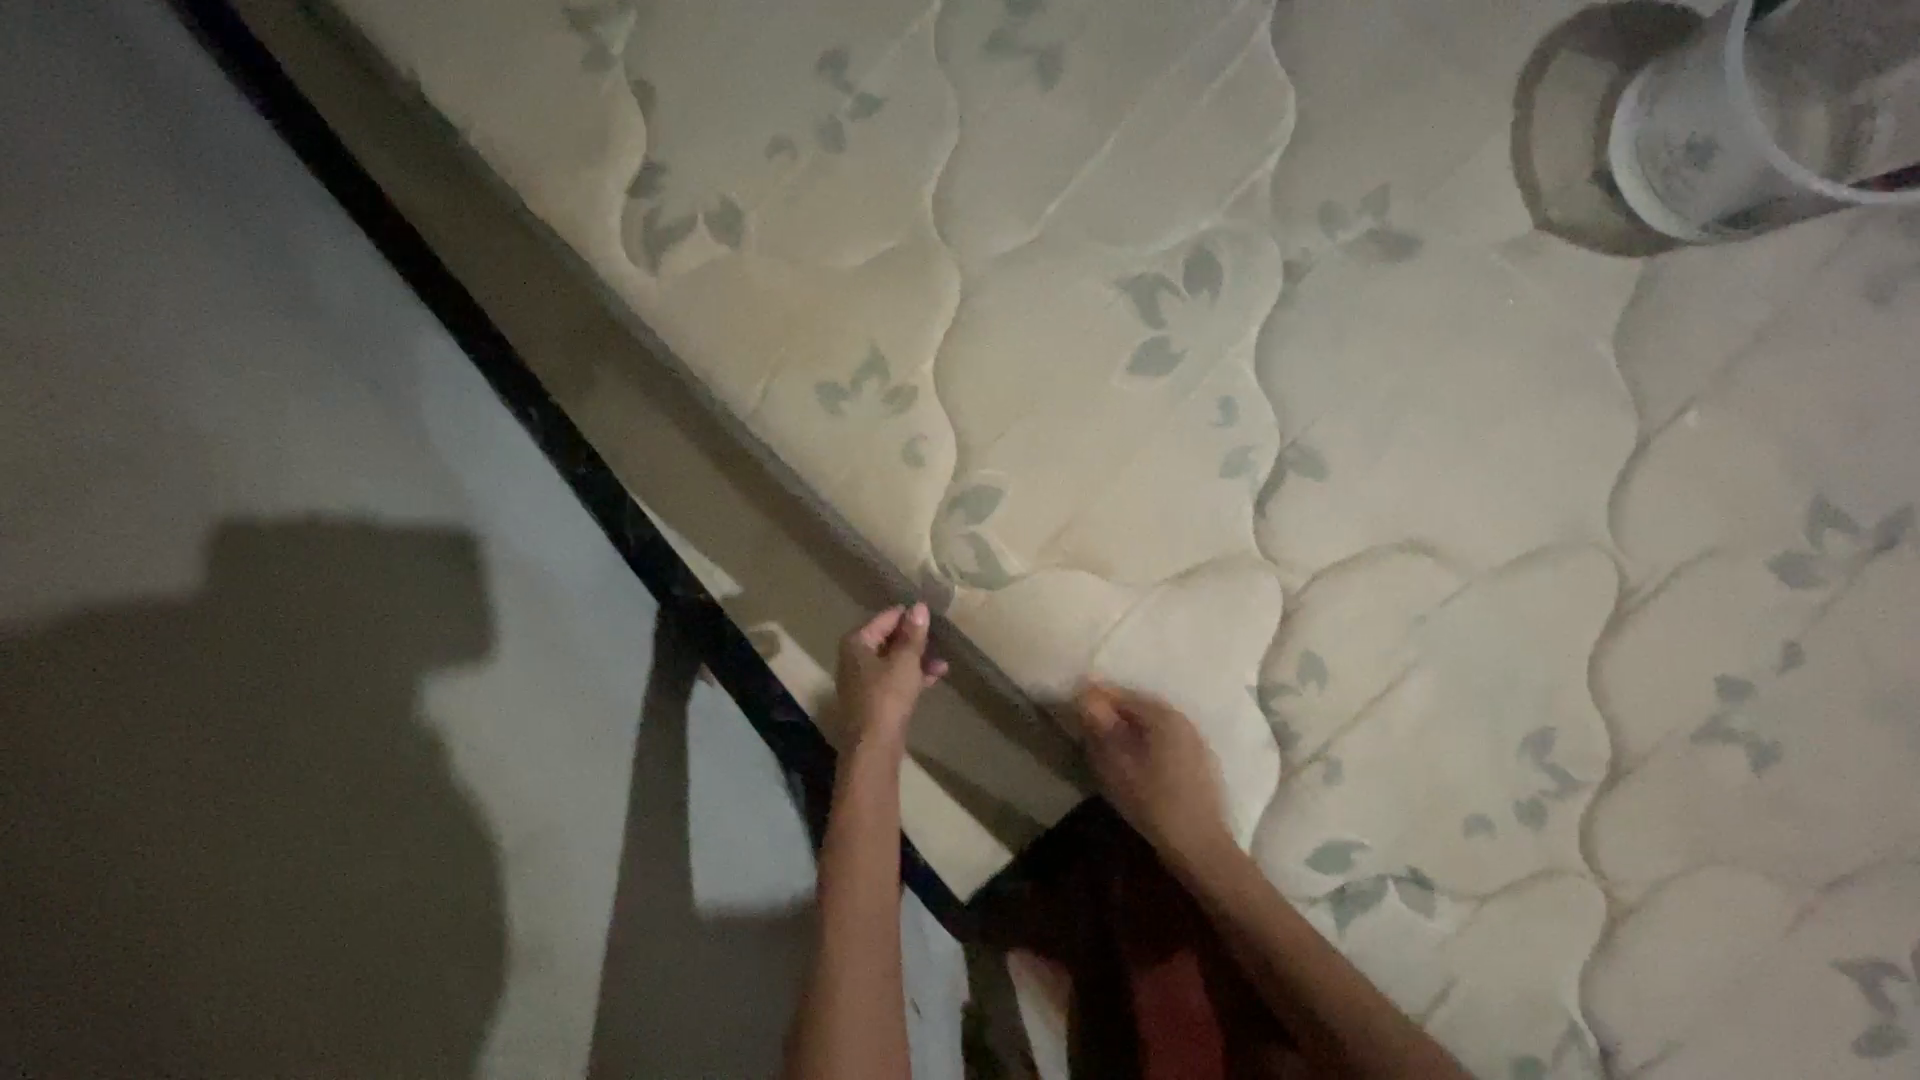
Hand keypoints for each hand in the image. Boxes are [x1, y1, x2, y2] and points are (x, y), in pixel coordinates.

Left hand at [835, 603, 948, 750]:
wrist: (874, 745)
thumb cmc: (887, 696)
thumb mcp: (905, 660)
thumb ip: (913, 633)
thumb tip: (919, 606)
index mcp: (857, 642)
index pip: (886, 618)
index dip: (909, 616)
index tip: (932, 614)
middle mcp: (854, 658)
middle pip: (888, 639)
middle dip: (914, 640)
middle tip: (939, 638)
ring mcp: (862, 680)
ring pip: (893, 661)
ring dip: (917, 660)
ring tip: (943, 663)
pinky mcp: (873, 699)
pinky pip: (894, 679)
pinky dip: (912, 676)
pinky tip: (935, 677)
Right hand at [1072, 682, 1235, 866]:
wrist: (1200, 847)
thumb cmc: (1152, 802)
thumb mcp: (1116, 764)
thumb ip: (1100, 726)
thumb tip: (1086, 694)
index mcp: (1162, 715)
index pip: (1122, 694)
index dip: (1095, 698)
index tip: (1074, 706)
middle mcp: (1182, 720)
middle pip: (1140, 707)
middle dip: (1113, 713)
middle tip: (1087, 726)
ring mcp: (1195, 741)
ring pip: (1154, 725)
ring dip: (1130, 729)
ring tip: (1107, 745)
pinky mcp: (1201, 763)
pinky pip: (1166, 741)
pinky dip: (1147, 744)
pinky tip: (1136, 762)